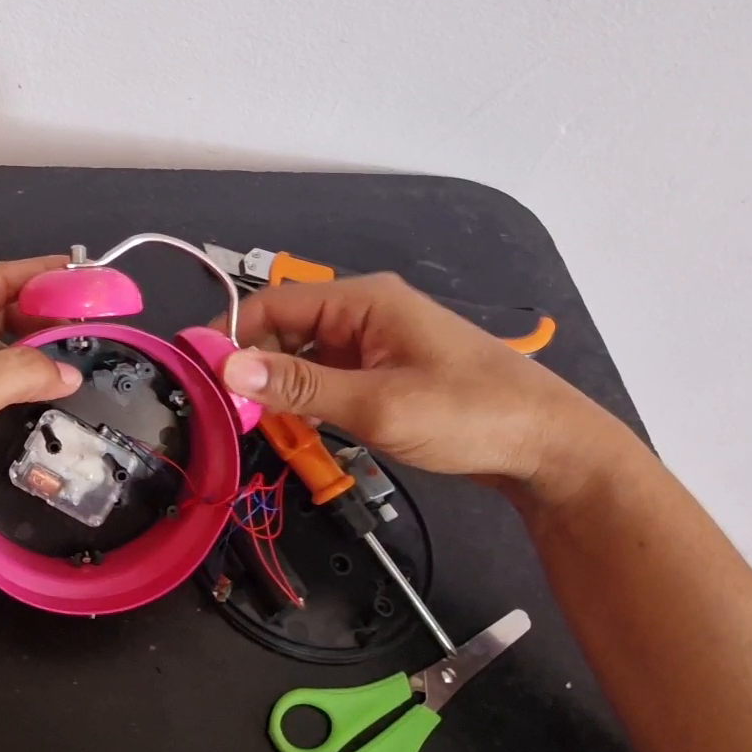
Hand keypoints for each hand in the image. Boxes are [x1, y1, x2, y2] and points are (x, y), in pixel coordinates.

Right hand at [219, 274, 641, 498]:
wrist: (552, 449)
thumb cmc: (469, 416)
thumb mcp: (378, 405)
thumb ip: (300, 387)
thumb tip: (227, 369)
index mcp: (362, 301)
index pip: (274, 305)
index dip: (230, 334)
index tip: (199, 374)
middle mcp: (363, 311)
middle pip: (284, 328)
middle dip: (252, 364)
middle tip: (226, 409)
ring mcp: (374, 341)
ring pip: (302, 355)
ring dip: (277, 384)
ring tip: (254, 421)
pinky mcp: (383, 370)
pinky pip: (325, 375)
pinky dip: (304, 397)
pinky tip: (293, 425)